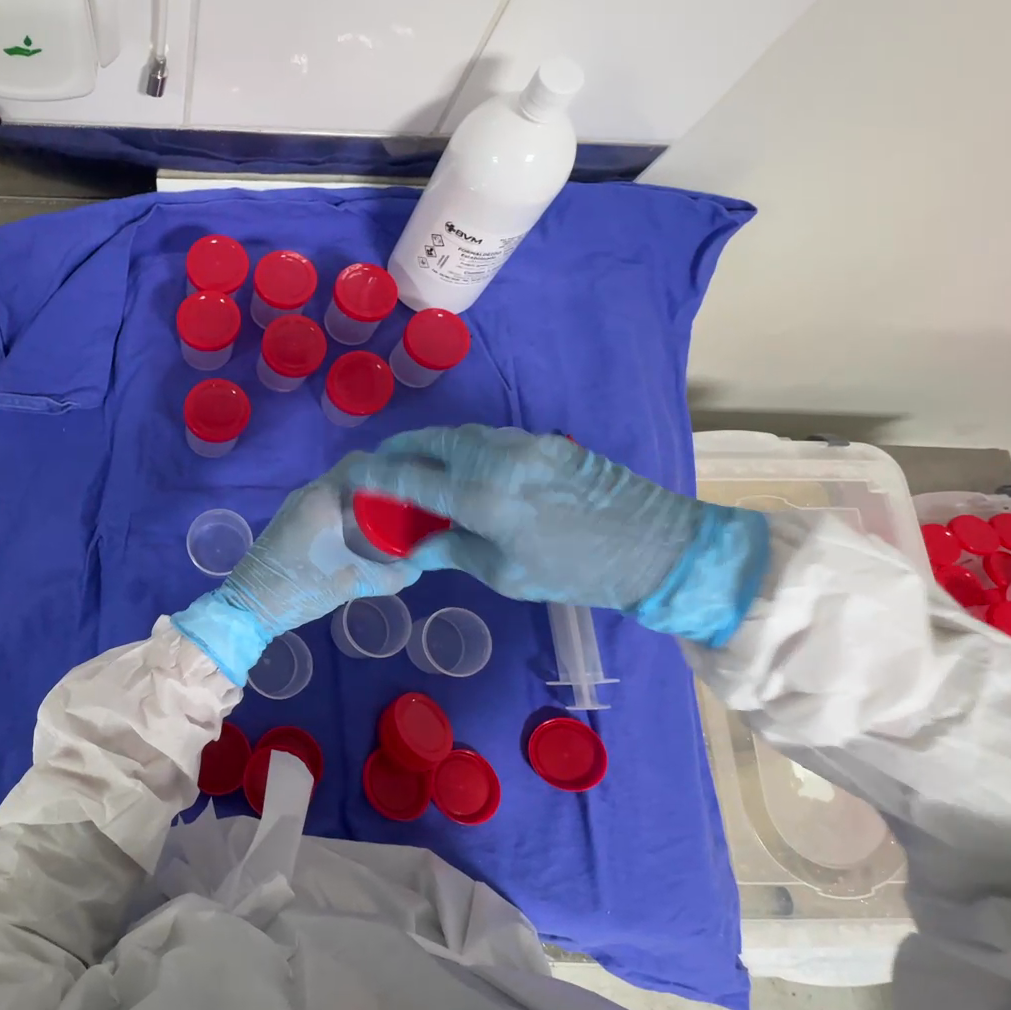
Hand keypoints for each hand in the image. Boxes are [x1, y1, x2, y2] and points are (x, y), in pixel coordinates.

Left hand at [173, 454, 424, 682]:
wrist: (249, 607)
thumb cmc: (301, 585)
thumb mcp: (353, 581)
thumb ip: (392, 574)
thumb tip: (420, 567)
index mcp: (322, 495)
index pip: (362, 463)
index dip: (391, 468)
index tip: (415, 484)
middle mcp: (308, 493)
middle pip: (353, 479)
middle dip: (382, 491)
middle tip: (411, 507)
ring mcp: (297, 508)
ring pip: (340, 496)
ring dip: (364, 507)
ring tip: (394, 523)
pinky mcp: (292, 525)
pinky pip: (328, 510)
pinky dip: (348, 518)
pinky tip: (366, 538)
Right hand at [345, 426, 769, 645]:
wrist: (653, 546)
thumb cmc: (573, 572)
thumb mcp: (505, 575)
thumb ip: (453, 550)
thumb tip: (418, 544)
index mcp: (482, 499)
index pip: (412, 478)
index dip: (379, 476)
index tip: (357, 474)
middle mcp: (496, 461)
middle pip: (431, 441)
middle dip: (401, 449)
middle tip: (384, 462)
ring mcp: (524, 444)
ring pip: (462, 434)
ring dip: (433, 445)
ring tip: (420, 464)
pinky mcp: (546, 441)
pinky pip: (491, 437)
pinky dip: (466, 447)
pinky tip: (465, 467)